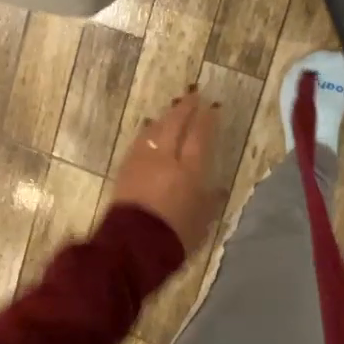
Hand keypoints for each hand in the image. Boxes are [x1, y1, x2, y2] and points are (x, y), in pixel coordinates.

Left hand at [108, 88, 225, 253]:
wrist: (131, 246)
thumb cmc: (174, 238)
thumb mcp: (202, 223)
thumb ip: (210, 201)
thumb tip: (217, 188)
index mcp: (189, 170)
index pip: (199, 136)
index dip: (207, 119)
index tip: (213, 107)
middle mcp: (166, 158)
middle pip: (175, 124)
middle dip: (185, 108)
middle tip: (193, 96)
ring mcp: (143, 160)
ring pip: (155, 129)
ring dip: (166, 116)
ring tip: (172, 109)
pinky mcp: (126, 167)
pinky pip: (140, 141)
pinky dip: (148, 132)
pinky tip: (150, 129)